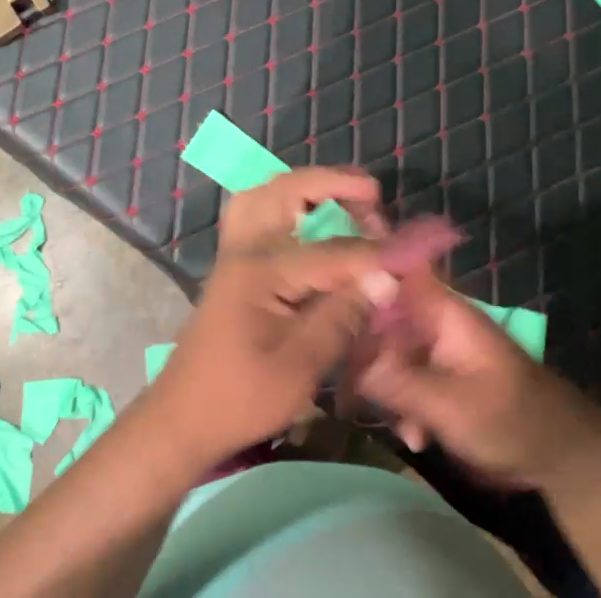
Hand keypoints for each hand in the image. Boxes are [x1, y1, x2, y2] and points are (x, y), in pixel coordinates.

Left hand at [147, 169, 391, 463]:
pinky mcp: (232, 269)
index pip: (333, 251)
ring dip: (304, 187)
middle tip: (372, 195)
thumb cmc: (240, 398)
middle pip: (285, 191)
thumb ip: (342, 316)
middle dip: (331, 183)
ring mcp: (233, 256)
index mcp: (261, 271)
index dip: (378, 253)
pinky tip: (312, 223)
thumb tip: (386, 279)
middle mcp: (244, 251)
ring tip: (345, 199)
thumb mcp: (300, 366)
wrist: (183, 418)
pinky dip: (286, 205)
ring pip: (264, 195)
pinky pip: (256, 215)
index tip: (417, 253)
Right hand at [355, 274, 596, 488]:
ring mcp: (439, 349)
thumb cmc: (512, 420)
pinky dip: (404, 404)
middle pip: (383, 317)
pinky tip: (413, 437)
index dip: (362, 270)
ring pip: (391, 351)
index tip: (328, 290)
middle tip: (347, 391)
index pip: (397, 270)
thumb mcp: (451, 405)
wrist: (564, 457)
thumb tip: (350, 364)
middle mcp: (437, 321)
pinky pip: (407, 378)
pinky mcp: (441, 377)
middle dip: (366, 353)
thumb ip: (399, 382)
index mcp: (444, 311)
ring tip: (395, 426)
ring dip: (386, 387)